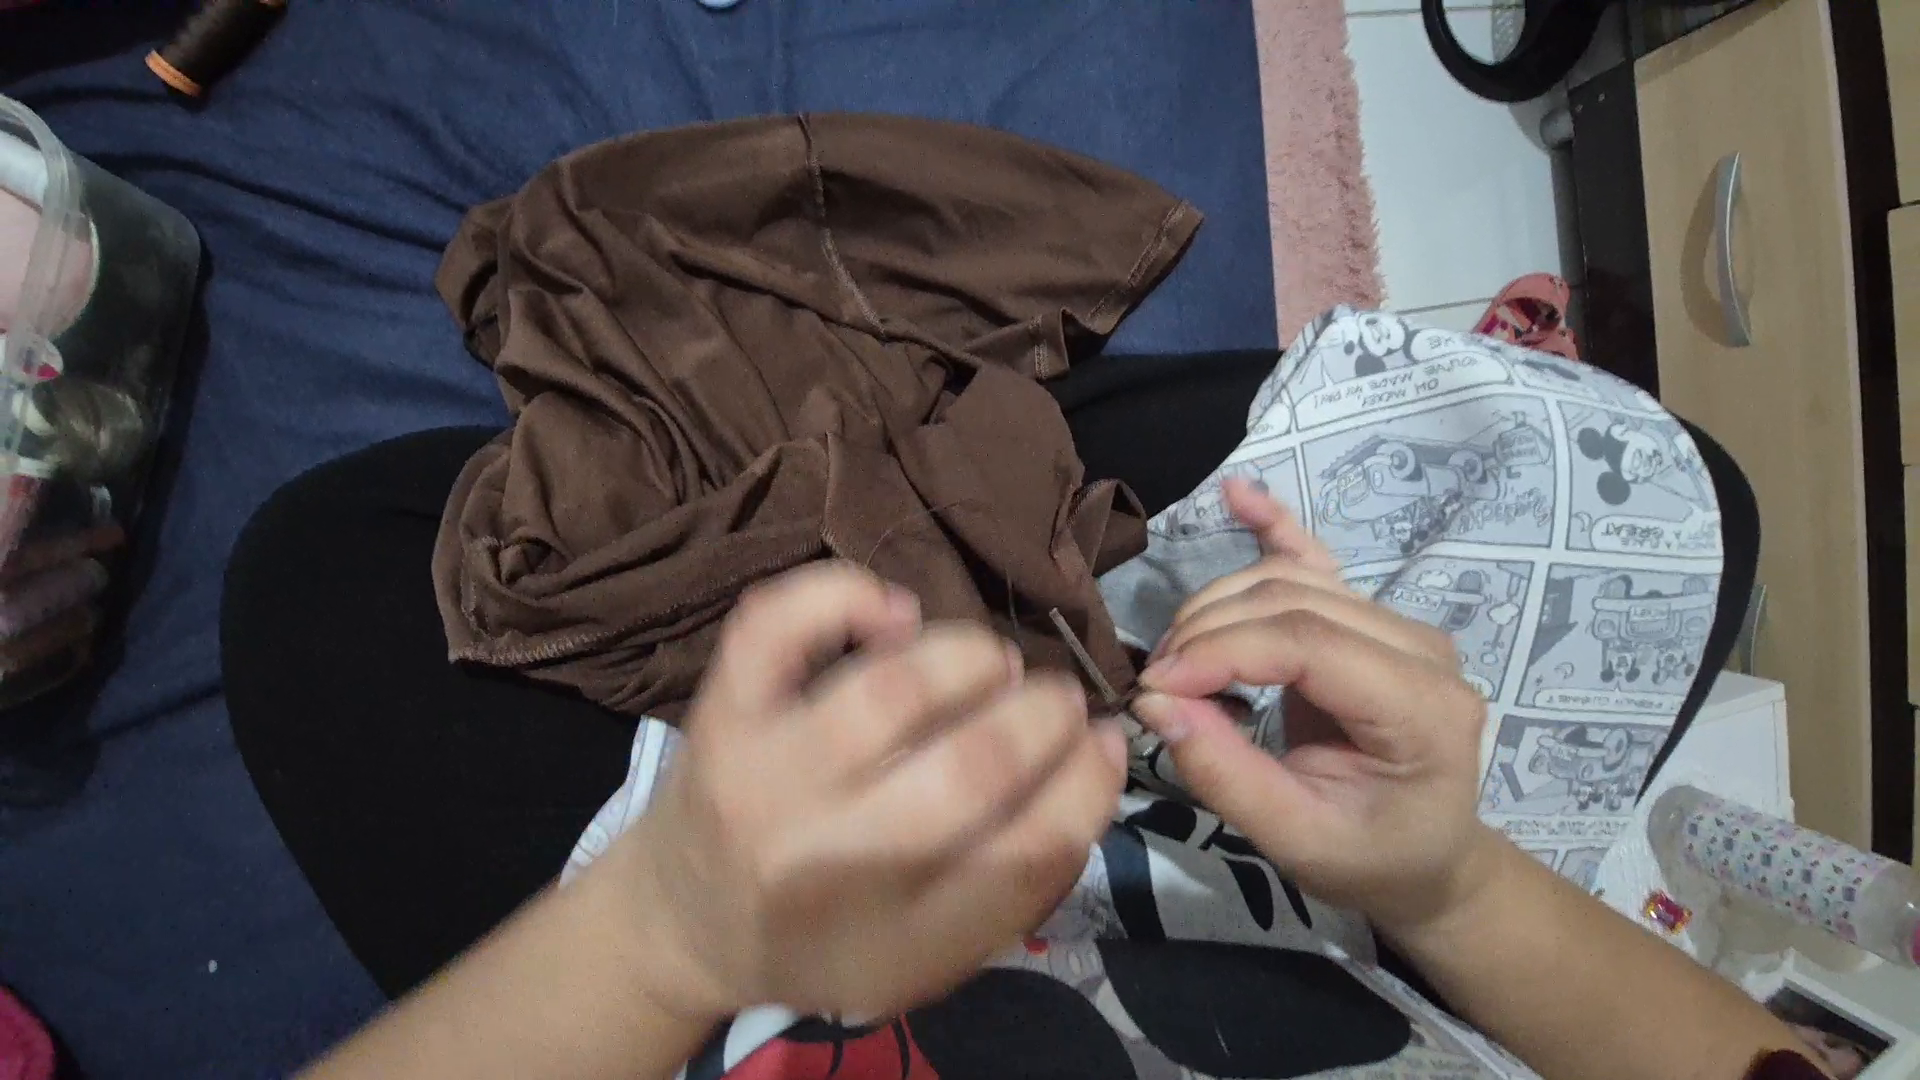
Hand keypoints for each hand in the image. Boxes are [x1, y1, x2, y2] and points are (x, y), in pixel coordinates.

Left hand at [594, 563, 1127, 1021]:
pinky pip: (776, 626)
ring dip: (970, 656)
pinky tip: (893, 616)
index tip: (1102, 739)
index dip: (1090, 780)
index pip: (1030, 851)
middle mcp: (828, 862)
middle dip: (1043, 713)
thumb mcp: (931, 954)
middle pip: (973, 767)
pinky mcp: (722, 714)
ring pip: (891, 690)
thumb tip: (1095, 752)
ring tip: (992, 663)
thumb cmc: (825, 936)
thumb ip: (1021, 878)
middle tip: (1054, 696)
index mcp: (897, 940)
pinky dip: (843, 595)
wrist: (686, 919)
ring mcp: (763, 778)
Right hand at [1132, 477, 1497, 936]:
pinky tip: (1236, 493)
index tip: (1153, 686)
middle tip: (1155, 684)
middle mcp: (1417, 644)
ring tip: (1174, 658)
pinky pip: (1310, 556)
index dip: (1217, 651)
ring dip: (1213, 606)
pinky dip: (1269, 524)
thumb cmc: (1370, 855)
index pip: (1303, 640)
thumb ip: (1225, 772)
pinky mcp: (1364, 615)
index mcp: (1420, 705)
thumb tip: (1154, 702)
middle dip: (1203, 633)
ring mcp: (1393, 621)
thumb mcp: (1295, 838)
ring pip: (1283, 577)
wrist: (1427, 854)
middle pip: (1287, 599)